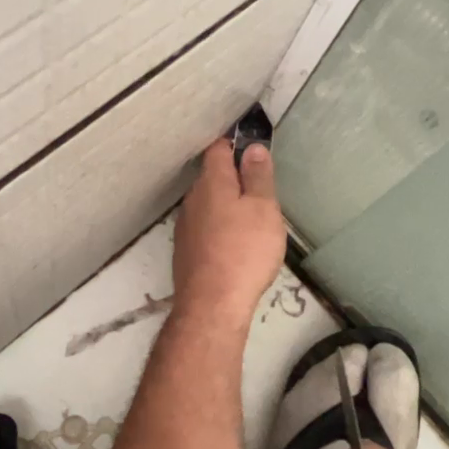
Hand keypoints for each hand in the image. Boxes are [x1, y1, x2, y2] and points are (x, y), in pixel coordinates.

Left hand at [171, 139, 283, 322]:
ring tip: (252, 222)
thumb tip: (252, 147)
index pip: (218, 148)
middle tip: (262, 192)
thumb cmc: (245, 251)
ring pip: (208, 205)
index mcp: (211, 182)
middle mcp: (192, 199)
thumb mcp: (263, 208)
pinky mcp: (186, 251)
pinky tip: (235, 246)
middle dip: (234, 178)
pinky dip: (219, 229)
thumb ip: (258, 176)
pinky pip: (205, 229)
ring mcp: (185, 226)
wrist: (212, 304)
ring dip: (226, 207)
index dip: (236, 144)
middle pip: (212, 177)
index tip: (255, 150)